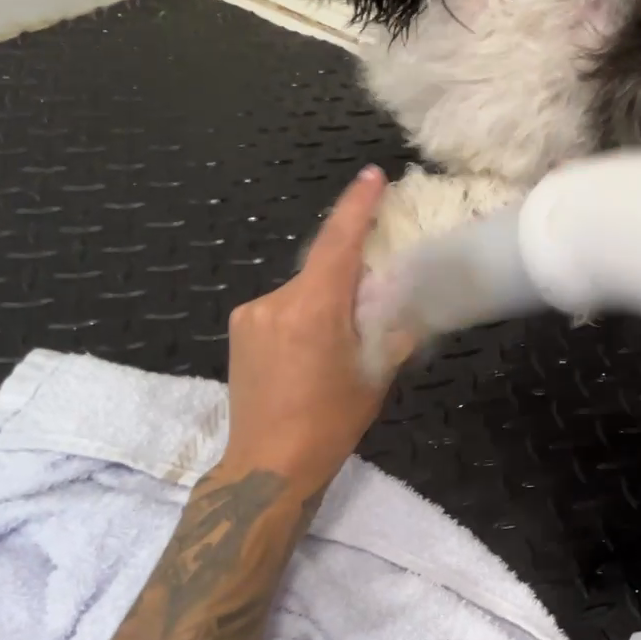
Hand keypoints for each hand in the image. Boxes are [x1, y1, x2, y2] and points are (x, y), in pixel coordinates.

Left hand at [220, 166, 412, 488]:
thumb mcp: (375, 373)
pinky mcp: (241, 329)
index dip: (357, 207)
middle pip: (324, 269)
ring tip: (344, 347)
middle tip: (376, 312)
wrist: (268, 463)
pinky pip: (286, 307)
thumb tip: (400, 292)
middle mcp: (274, 301)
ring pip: (305, 290)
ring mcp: (251, 314)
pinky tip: (317, 354)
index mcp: (312, 310)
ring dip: (330, 302)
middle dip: (353, 278)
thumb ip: (389, 325)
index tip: (374, 176)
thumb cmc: (332, 422)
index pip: (338, 245)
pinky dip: (310, 315)